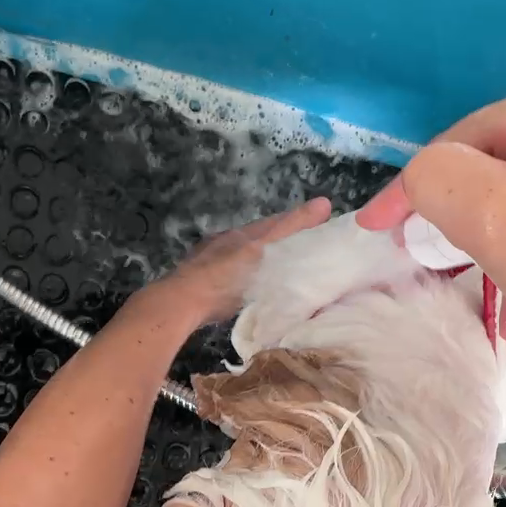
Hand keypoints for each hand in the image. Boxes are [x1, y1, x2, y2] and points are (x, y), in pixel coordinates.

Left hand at [133, 198, 332, 325]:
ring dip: (256, 263)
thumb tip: (324, 202)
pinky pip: (227, 279)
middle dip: (274, 243)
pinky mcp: (199, 288)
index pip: (271, 224)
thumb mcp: (261, 249)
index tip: (314, 227)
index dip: (293, 223)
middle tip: (298, 251)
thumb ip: (290, 228)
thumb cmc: (224, 276)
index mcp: (239, 234)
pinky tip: (245, 291)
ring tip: (275, 272)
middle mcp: (222, 245)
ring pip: (239, 260)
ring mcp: (207, 266)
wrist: (181, 303)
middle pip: (253, 241)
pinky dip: (241, 280)